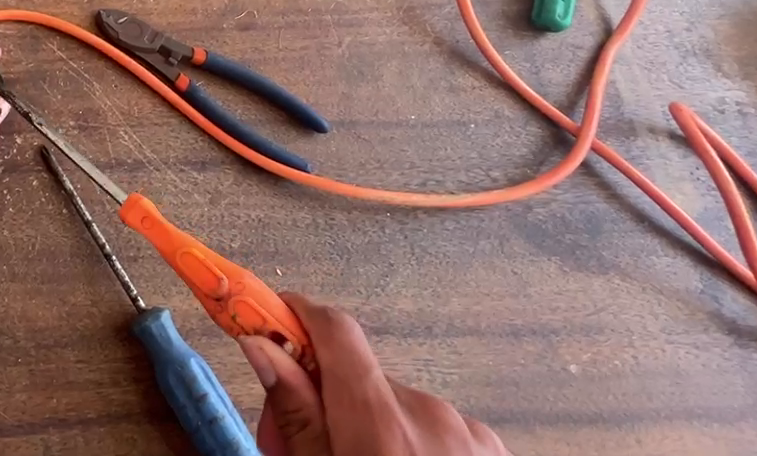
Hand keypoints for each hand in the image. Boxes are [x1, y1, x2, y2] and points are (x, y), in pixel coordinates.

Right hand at [241, 295, 511, 455]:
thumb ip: (294, 413)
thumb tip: (260, 344)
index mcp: (383, 422)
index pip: (334, 328)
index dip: (294, 315)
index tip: (266, 323)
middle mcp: (433, 416)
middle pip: (357, 374)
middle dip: (321, 397)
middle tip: (296, 446)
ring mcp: (473, 437)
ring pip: (395, 405)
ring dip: (367, 426)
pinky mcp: (496, 455)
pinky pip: (435, 430)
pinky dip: (408, 446)